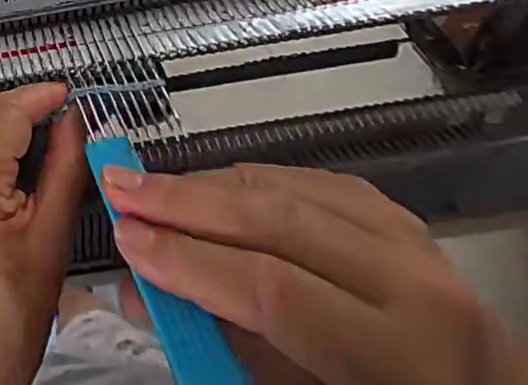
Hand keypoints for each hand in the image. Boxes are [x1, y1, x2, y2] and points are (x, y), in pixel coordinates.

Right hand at [102, 164, 527, 384]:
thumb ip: (220, 344)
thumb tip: (138, 288)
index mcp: (401, 351)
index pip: (274, 288)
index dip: (190, 261)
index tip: (125, 239)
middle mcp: (409, 279)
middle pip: (274, 217)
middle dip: (184, 201)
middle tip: (119, 187)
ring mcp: (399, 230)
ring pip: (281, 185)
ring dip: (202, 183)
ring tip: (146, 187)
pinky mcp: (383, 204)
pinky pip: (294, 176)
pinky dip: (237, 179)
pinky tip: (201, 186)